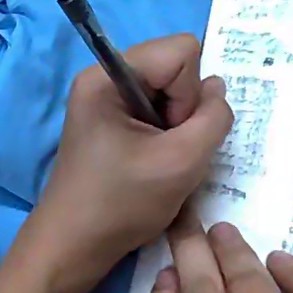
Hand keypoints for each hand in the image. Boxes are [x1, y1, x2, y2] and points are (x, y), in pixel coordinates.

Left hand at [23, 33, 233, 288]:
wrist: (75, 242)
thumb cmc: (121, 203)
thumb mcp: (181, 162)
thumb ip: (212, 118)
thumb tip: (218, 87)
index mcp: (106, 75)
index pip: (182, 50)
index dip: (190, 92)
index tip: (172, 133)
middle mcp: (103, 76)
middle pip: (175, 65)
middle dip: (185, 108)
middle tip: (167, 149)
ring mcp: (105, 97)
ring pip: (170, 88)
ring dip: (178, 124)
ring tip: (159, 159)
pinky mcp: (111, 118)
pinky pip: (156, 106)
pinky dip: (167, 132)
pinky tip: (154, 161)